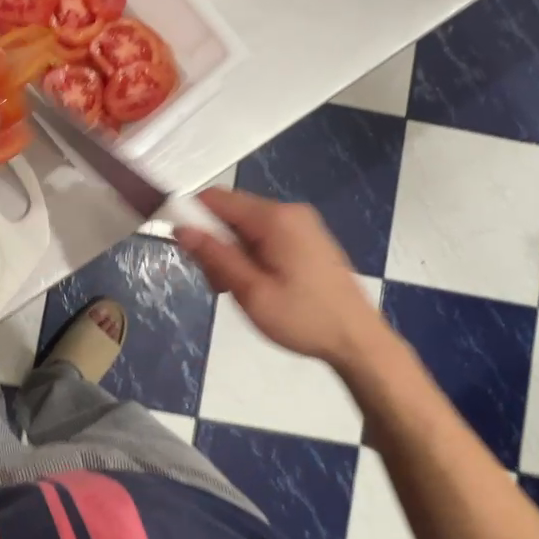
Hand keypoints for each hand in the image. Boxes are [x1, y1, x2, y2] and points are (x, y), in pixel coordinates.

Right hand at [177, 188, 392, 368]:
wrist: (358, 340)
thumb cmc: (303, 318)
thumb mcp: (251, 291)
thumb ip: (215, 256)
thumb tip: (181, 227)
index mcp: (274, 218)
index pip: (216, 198)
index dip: (192, 217)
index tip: (184, 249)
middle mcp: (289, 212)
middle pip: (231, 213)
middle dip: (215, 244)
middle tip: (221, 286)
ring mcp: (302, 225)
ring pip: (246, 228)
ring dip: (233, 255)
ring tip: (242, 293)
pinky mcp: (308, 240)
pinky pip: (266, 237)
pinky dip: (253, 257)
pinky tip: (260, 288)